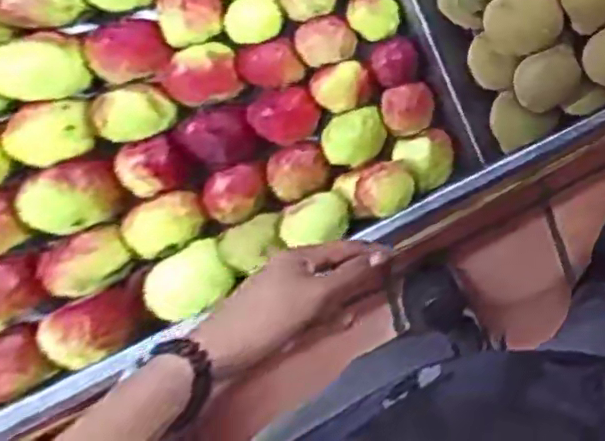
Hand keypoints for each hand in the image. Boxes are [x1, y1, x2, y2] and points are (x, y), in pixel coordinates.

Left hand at [190, 243, 387, 373]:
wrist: (209, 358)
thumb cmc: (269, 317)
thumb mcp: (316, 295)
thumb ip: (351, 274)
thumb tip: (383, 254)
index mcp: (299, 254)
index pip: (346, 247)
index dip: (371, 252)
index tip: (394, 259)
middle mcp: (288, 265)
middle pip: (332, 267)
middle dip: (354, 278)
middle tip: (377, 287)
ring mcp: (275, 288)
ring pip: (318, 288)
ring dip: (338, 299)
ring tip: (353, 312)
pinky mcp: (266, 311)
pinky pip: (304, 305)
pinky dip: (319, 312)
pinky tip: (327, 324)